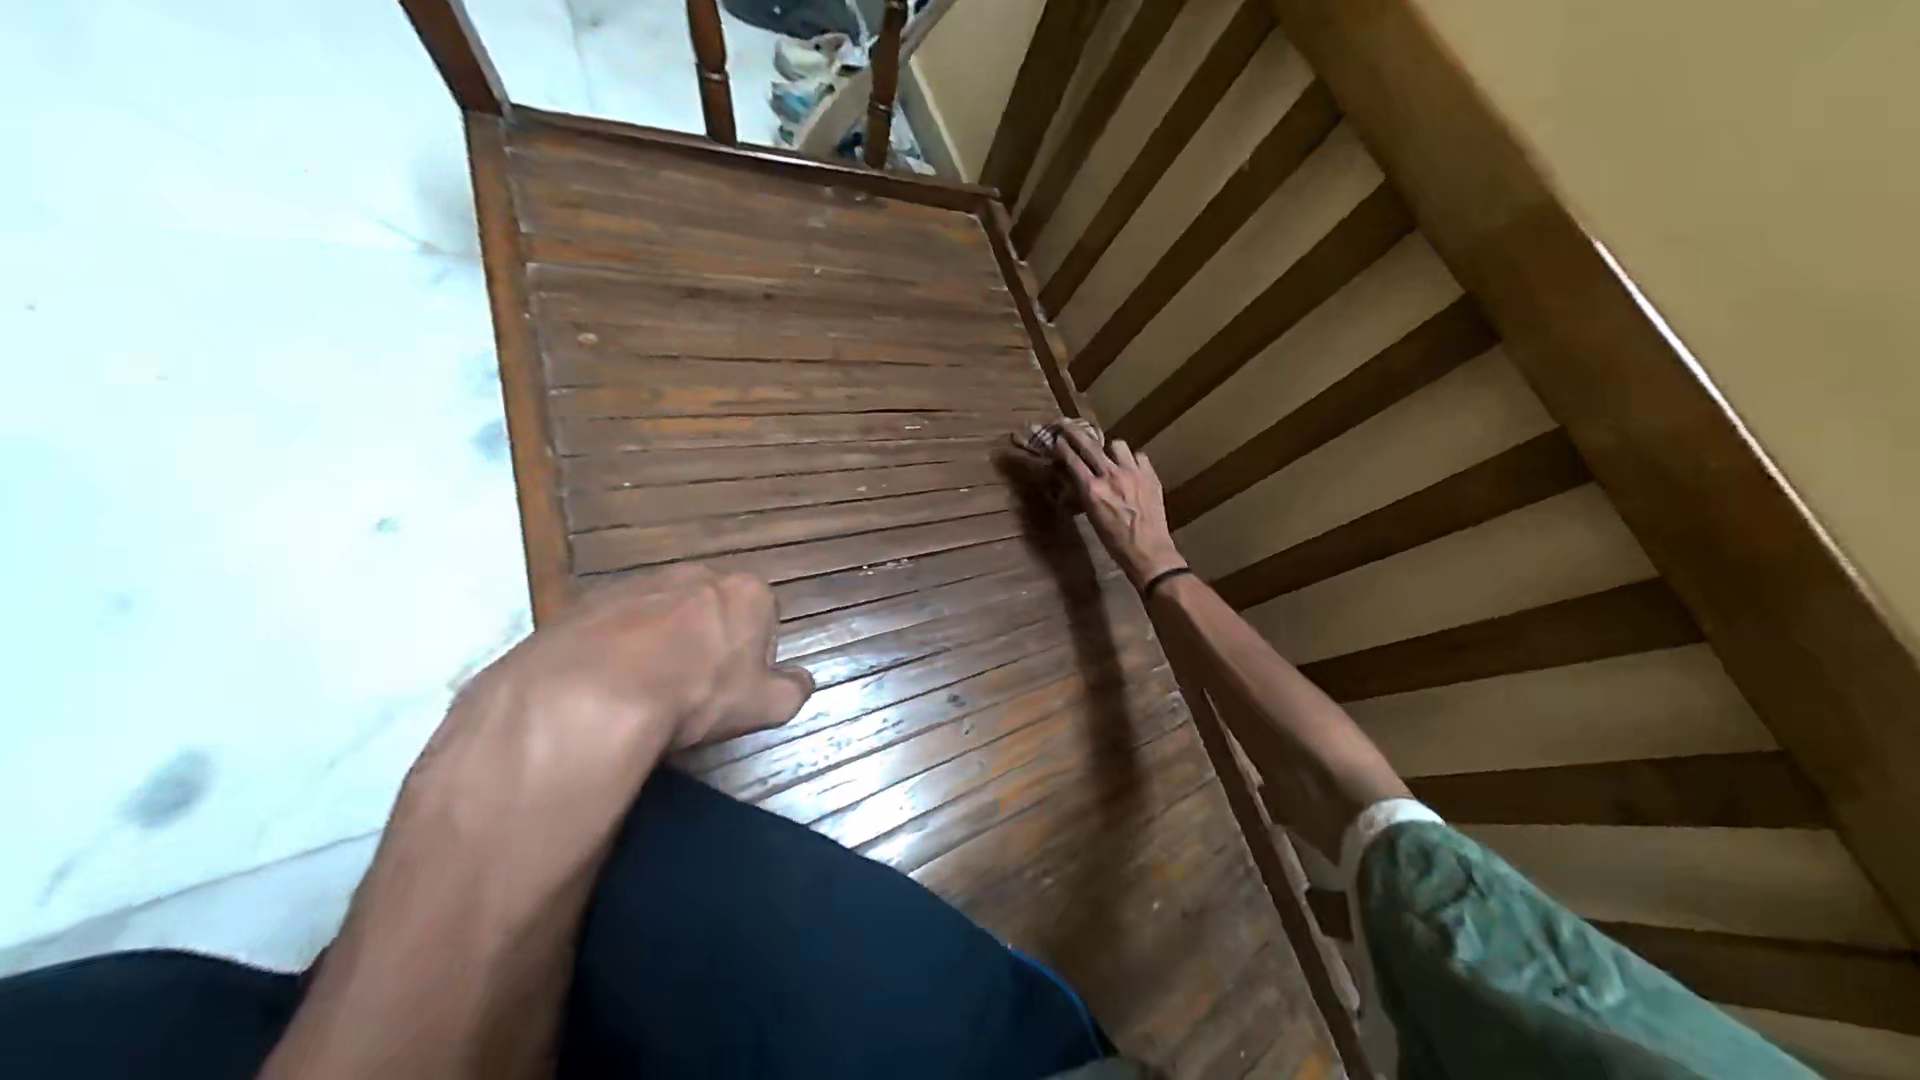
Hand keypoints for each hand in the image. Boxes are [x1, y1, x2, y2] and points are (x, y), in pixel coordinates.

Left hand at [397, 565, 813, 874]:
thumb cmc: (698, 693)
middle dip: (708, 641)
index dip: (753, 656)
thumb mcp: (766, 705)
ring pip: (664, 615)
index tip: (735, 687)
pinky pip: (618, 624)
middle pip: (713, 609)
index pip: (765, 618)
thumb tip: (802, 681)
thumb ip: (794, 690)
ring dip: (663, 643)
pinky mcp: (592, 599)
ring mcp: (641, 583)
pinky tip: (611, 682)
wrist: (596, 692)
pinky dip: (619, 647)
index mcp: (747, 592)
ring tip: (648, 689)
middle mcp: (697, 575)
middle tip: (694, 688)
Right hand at [1036, 420, 1187, 590]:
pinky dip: (1132, 460)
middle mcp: (1111, 476)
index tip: (1057, 438)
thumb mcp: (1091, 516)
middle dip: (1075, 433)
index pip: (1072, 460)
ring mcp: (1133, 473)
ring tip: (1108, 457)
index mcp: (1093, 489)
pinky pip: (1138, 456)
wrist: (1148, 551)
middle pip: (1089, 445)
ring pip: (1117, 445)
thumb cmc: (1114, 541)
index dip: (1062, 447)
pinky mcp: (1150, 476)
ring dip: (1109, 449)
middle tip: (1067, 424)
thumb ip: (1082, 492)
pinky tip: (1130, 469)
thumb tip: (1071, 478)